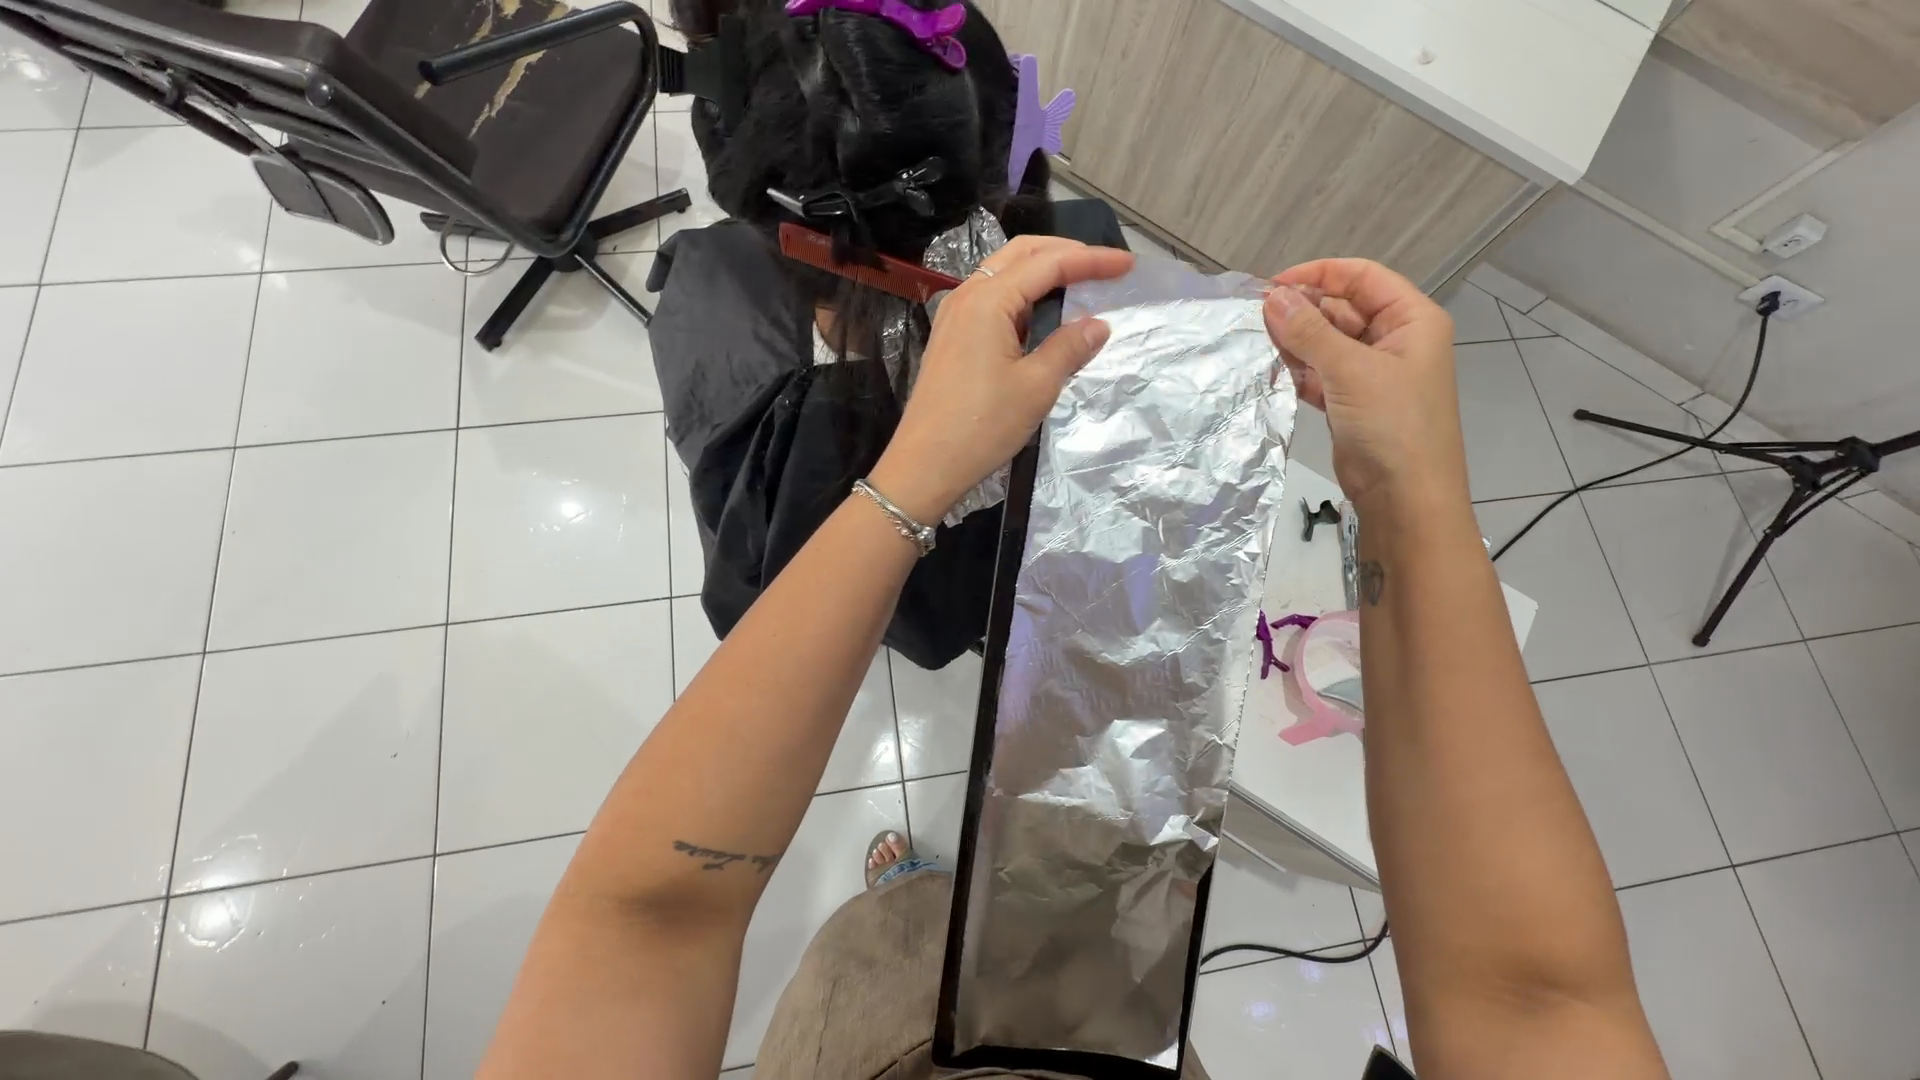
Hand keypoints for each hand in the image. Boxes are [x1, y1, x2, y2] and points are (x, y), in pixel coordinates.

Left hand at [870, 236, 1134, 522]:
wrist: (926, 465)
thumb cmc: (982, 426)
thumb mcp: (1036, 387)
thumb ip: (1069, 348)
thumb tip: (1098, 324)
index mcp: (988, 300)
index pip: (1049, 263)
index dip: (1091, 260)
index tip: (1127, 264)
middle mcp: (967, 297)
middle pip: (1020, 255)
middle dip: (1064, 253)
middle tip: (1102, 266)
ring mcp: (954, 317)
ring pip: (1002, 275)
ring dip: (1041, 272)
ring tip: (1077, 285)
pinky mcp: (950, 338)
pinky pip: (990, 300)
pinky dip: (1021, 297)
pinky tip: (1040, 316)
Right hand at [1266, 259, 1470, 513]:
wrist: (1405, 495)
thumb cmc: (1392, 424)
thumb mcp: (1351, 370)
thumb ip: (1309, 331)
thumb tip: (1271, 298)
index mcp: (1411, 320)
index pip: (1362, 278)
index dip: (1319, 274)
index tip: (1273, 286)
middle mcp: (1394, 340)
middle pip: (1342, 309)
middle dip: (1302, 311)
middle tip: (1256, 318)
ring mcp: (1372, 373)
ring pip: (1327, 343)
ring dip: (1295, 341)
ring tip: (1256, 341)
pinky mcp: (1351, 402)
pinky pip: (1320, 374)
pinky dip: (1297, 370)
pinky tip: (1269, 369)